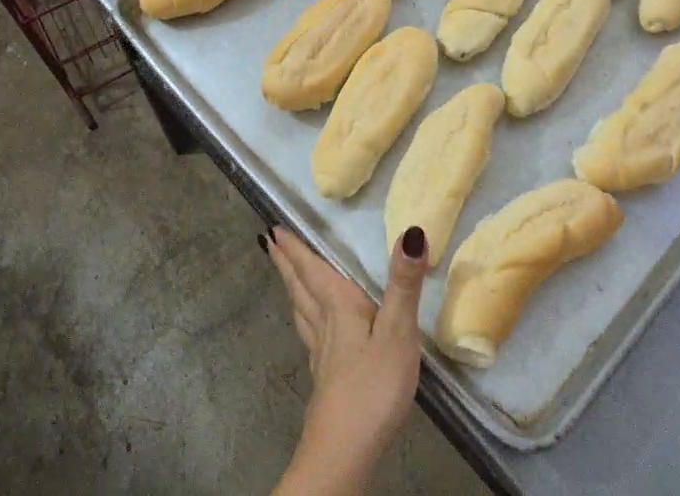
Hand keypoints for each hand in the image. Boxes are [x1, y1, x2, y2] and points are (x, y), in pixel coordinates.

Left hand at [266, 225, 428, 495]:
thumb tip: (410, 231)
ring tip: (286, 277)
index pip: (313, 271)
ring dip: (293, 289)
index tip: (274, 229)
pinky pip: (311, 336)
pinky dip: (306, 321)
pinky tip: (313, 332)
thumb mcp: (397, 331)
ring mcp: (323, 356)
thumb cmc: (373, 387)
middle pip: (301, 288)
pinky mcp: (327, 380)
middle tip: (269, 243)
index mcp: (339, 308)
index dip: (296, 250)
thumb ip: (403, 284)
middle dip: (288, 264)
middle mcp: (325, 326)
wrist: (346, 450)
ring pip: (303, 312)